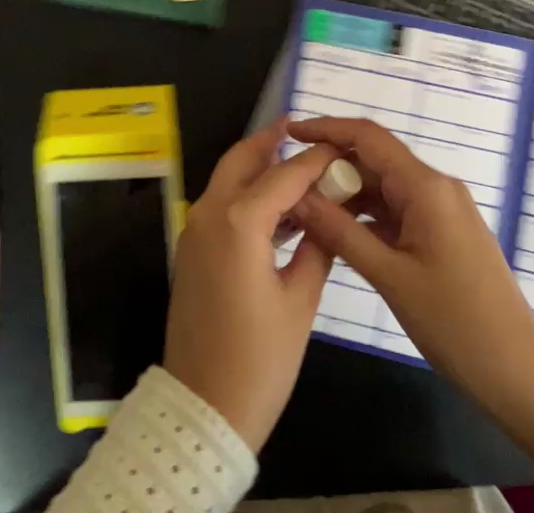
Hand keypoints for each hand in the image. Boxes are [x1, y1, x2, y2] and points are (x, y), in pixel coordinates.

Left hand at [161, 118, 341, 451]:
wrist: (204, 402)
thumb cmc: (261, 357)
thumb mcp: (300, 300)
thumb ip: (317, 247)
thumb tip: (332, 216)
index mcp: (238, 221)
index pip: (284, 174)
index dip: (316, 160)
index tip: (342, 148)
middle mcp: (209, 214)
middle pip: (241, 161)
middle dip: (271, 143)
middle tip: (302, 130)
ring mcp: (193, 231)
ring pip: (227, 181)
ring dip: (257, 168)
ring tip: (299, 165)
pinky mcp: (192, 250)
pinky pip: (220, 206)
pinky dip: (246, 196)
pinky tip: (278, 208)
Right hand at [287, 117, 533, 498]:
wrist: (519, 373)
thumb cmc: (456, 323)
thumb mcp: (389, 276)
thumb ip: (339, 231)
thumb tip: (294, 195)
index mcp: (427, 188)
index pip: (368, 137)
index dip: (326, 128)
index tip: (287, 135)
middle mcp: (436, 189)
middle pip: (373, 159)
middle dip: (329, 167)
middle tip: (285, 187)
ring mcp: (442, 212)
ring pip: (381, 187)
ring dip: (344, 194)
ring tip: (301, 211)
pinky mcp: (442, 235)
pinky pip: (394, 211)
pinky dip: (363, 217)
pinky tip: (335, 235)